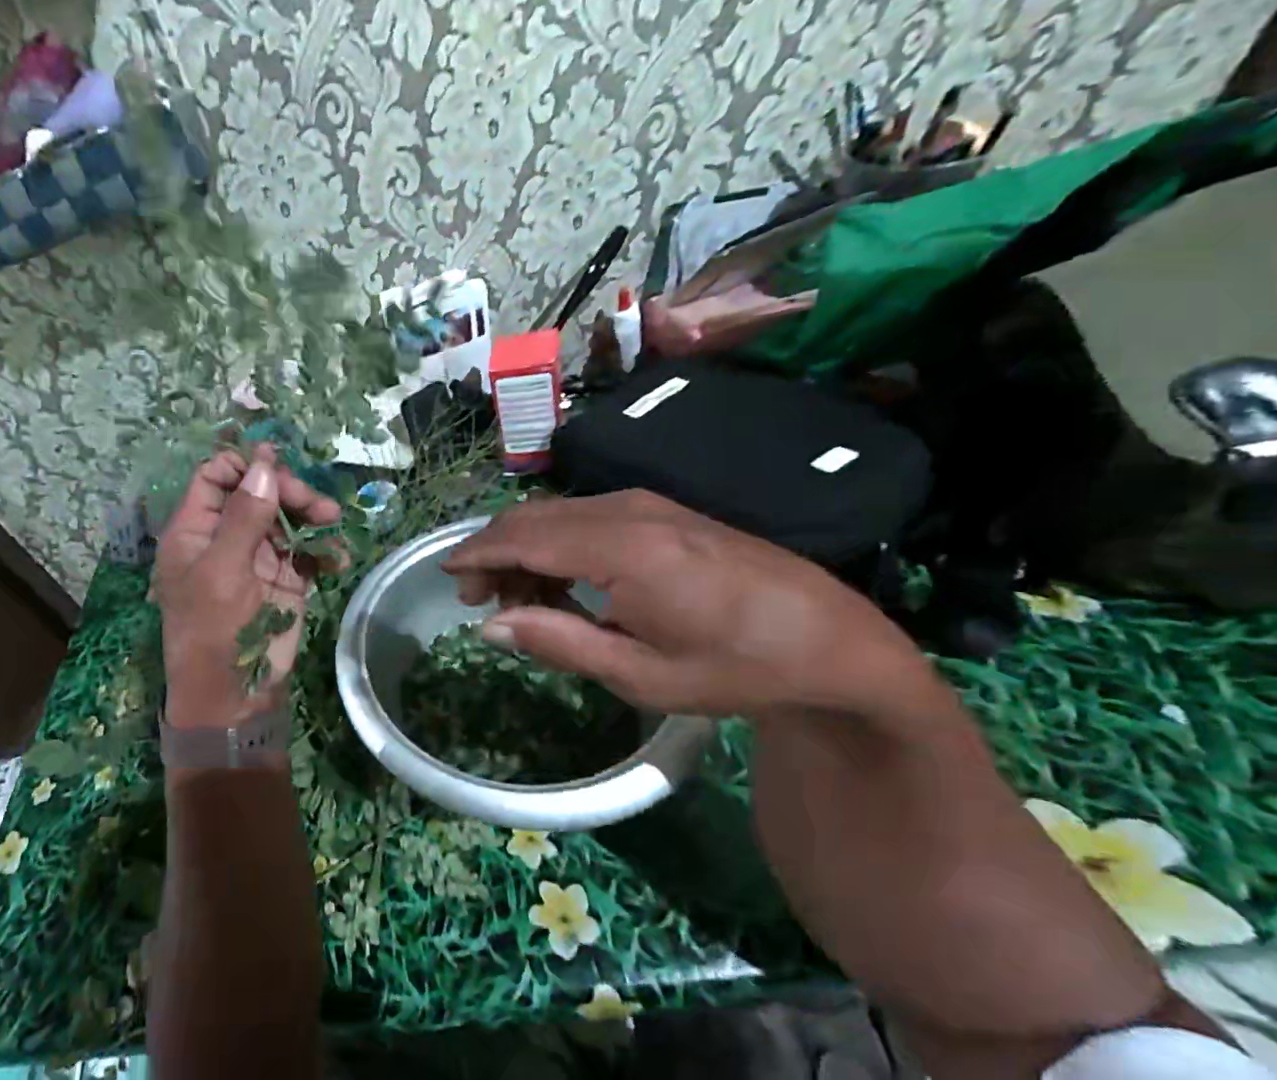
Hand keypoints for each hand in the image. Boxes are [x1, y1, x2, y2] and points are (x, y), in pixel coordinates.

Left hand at [153, 444, 339, 729]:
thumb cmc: (213, 631)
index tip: (278, 466)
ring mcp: (259, 557)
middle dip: (288, 491)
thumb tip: (265, 465)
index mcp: (196, 530)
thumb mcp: (221, 571)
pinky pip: (309, 551)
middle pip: (259, 492)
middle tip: (315, 504)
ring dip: (313, 514)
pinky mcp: (288, 579)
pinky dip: (325, 549)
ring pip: (288, 517)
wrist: (234, 697)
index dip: (245, 466)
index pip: (215, 477)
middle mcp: (226, 537)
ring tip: (332, 523)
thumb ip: (244, 517)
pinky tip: (337, 559)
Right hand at [441, 490, 944, 720]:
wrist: (829, 639)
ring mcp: (647, 505)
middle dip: (494, 554)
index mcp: (621, 550)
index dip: (475, 555)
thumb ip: (558, 642)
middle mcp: (627, 511)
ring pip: (556, 514)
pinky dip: (556, 544)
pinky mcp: (661, 511)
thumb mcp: (640, 673)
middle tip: (481, 604)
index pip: (522, 537)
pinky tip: (564, 584)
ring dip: (524, 550)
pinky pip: (585, 516)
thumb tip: (489, 626)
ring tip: (522, 603)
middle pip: (532, 518)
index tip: (446, 577)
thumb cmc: (735, 667)